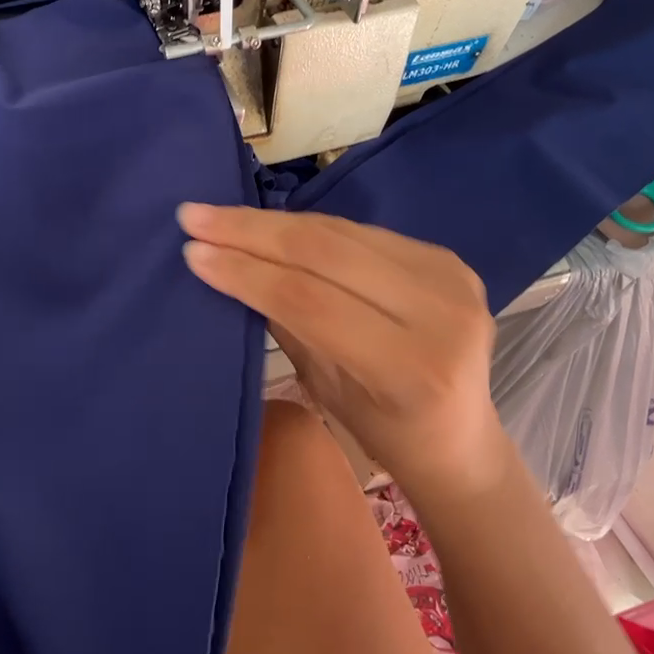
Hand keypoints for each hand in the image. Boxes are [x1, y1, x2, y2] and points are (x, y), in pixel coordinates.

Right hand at [178, 203, 509, 498]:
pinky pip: (359, 232)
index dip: (247, 273)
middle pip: (327, 253)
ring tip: (217, 215)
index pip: (312, 301)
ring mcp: (450, 277)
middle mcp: (440, 312)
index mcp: (411, 366)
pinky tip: (265, 224)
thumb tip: (224, 264)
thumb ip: (286, 322)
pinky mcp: (447, 257)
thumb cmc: (383, 430)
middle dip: (250, 232)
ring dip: (270, 222)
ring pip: (340, 232)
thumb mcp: (325, 388)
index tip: (192, 253)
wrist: (460, 437)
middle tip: (194, 217)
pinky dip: (306, 227)